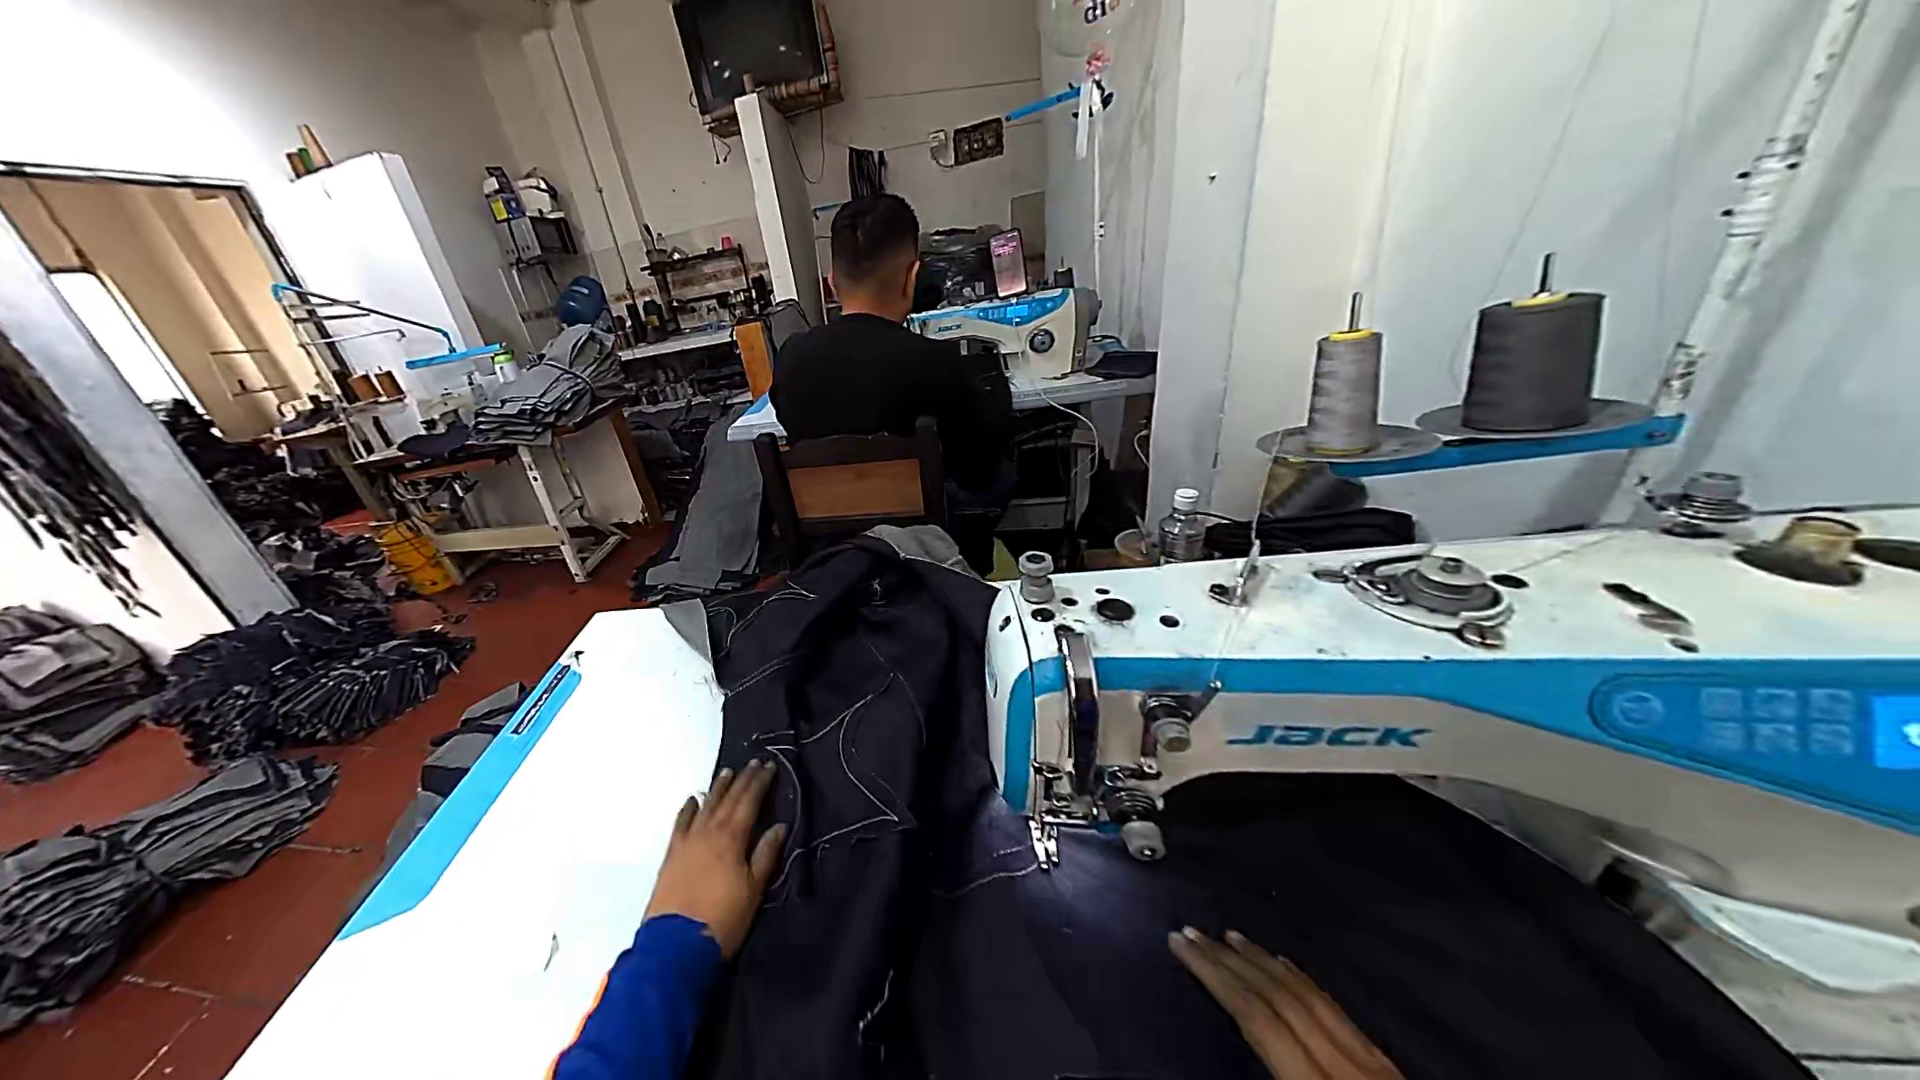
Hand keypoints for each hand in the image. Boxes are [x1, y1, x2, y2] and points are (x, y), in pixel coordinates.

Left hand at [644, 759, 788, 958]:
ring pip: (705, 806)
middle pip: (728, 799)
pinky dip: (688, 809)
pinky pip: (681, 823)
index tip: (769, 766)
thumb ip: (766, 854)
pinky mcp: (672, 856)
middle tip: (753, 763)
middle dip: (743, 779)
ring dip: (718, 788)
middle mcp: (709, 833)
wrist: (674, 948)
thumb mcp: (754, 889)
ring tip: (727, 773)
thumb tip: (779, 826)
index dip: (760, 782)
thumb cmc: (722, 919)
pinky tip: (693, 800)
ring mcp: (687, 842)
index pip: (749, 801)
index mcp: (732, 838)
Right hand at [1169, 927, 1404, 1079]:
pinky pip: (1336, 1010)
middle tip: (1191, 932)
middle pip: (1278, 998)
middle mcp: (1348, 1071)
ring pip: (1308, 996)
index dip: (1214, 976)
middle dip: (1228, 961)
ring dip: (1262, 961)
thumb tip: (1239, 1042)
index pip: (1258, 1019)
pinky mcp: (1389, 1069)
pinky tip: (1282, 966)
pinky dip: (1299, 980)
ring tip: (1227, 936)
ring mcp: (1374, 1066)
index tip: (1181, 945)